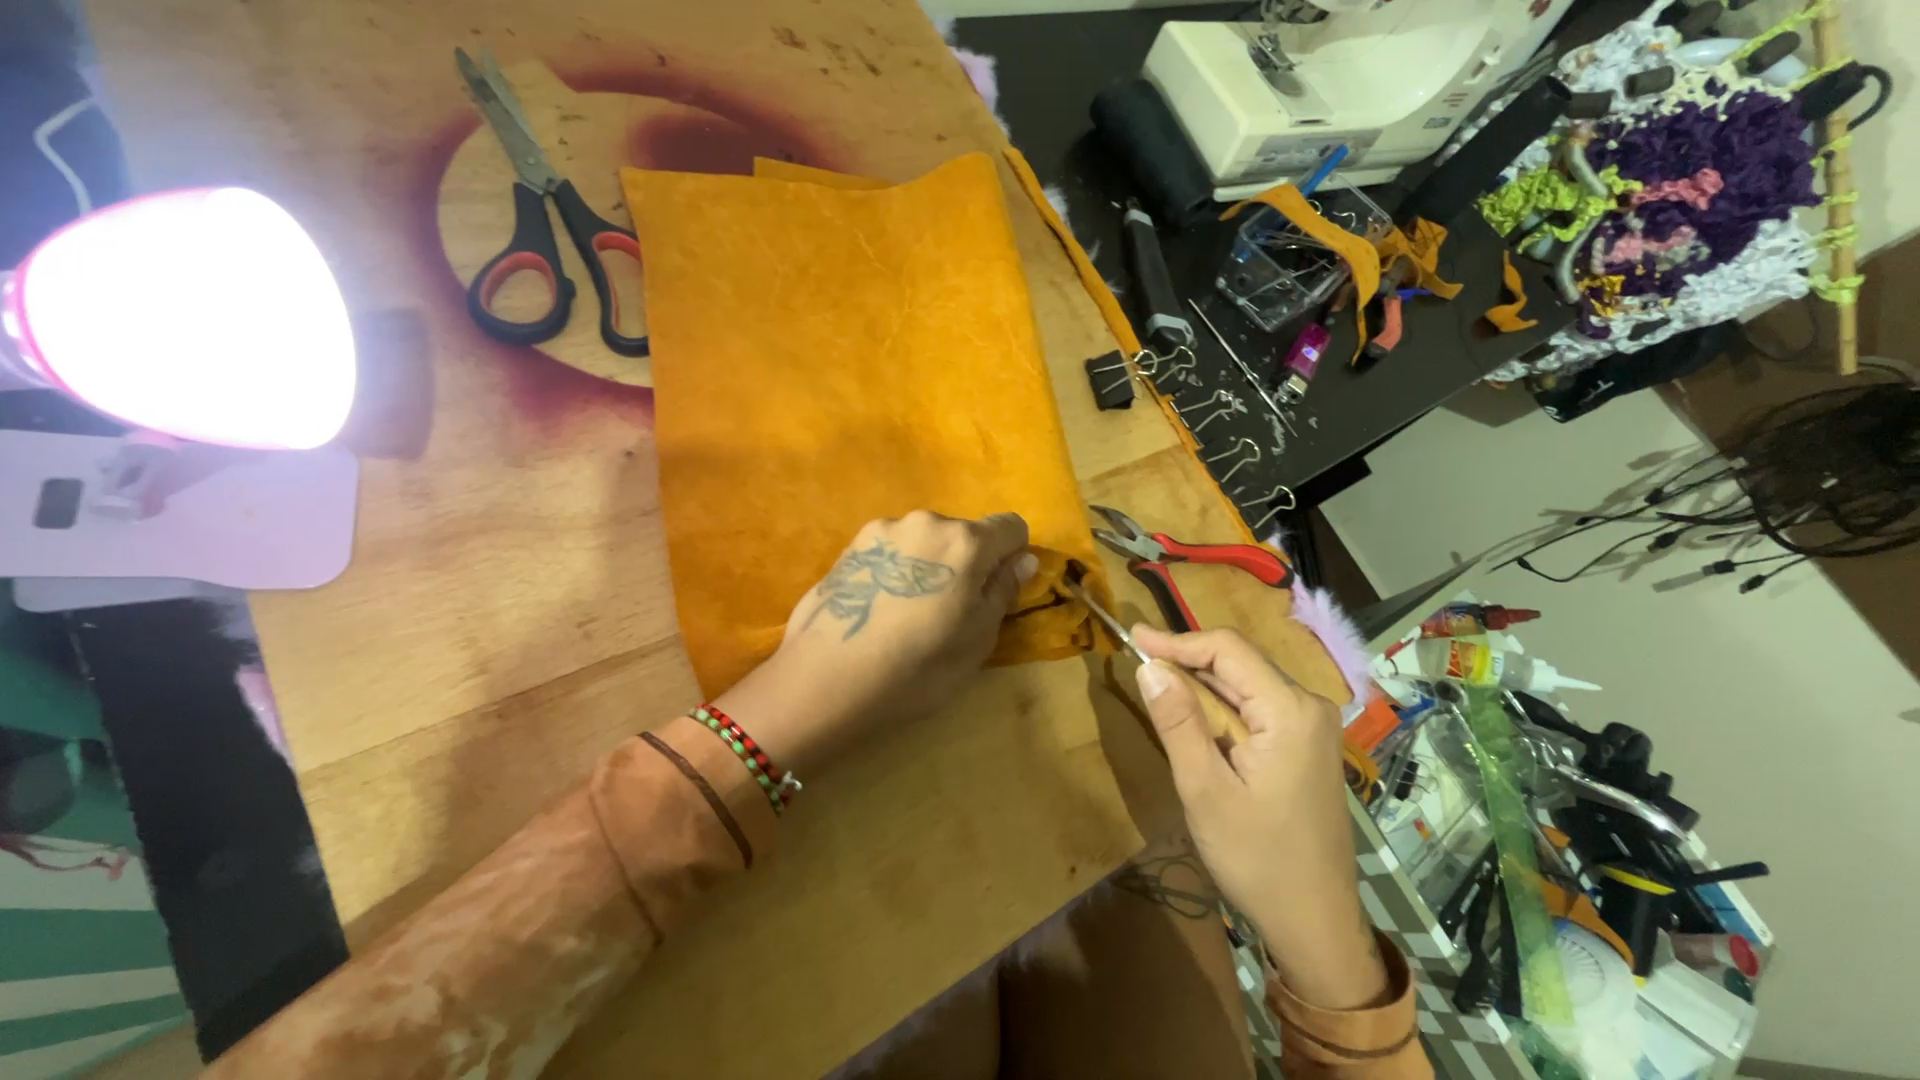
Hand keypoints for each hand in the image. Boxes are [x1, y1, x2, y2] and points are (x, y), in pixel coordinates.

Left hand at [714, 511, 1036, 775]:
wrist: (827, 680)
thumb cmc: (918, 668)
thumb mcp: (977, 640)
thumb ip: (1002, 591)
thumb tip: (1023, 559)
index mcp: (967, 542)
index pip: (1011, 526)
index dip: (1011, 558)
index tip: (995, 593)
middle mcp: (926, 522)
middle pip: (964, 534)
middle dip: (966, 563)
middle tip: (948, 613)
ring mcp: (882, 531)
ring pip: (924, 541)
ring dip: (928, 565)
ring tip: (907, 614)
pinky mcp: (850, 546)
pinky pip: (892, 550)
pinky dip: (896, 570)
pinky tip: (879, 609)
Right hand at [1131, 625, 1388, 1011]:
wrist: (1314, 920)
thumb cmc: (1256, 858)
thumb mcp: (1205, 790)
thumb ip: (1178, 722)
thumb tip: (1149, 667)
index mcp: (1290, 710)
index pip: (1228, 650)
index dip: (1176, 641)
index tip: (1132, 637)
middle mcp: (1309, 707)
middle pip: (1239, 663)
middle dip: (1186, 660)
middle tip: (1136, 660)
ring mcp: (1312, 727)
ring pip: (1247, 685)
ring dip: (1201, 684)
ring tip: (1155, 682)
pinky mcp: (1306, 746)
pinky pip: (1257, 709)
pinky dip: (1221, 707)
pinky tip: (1192, 715)